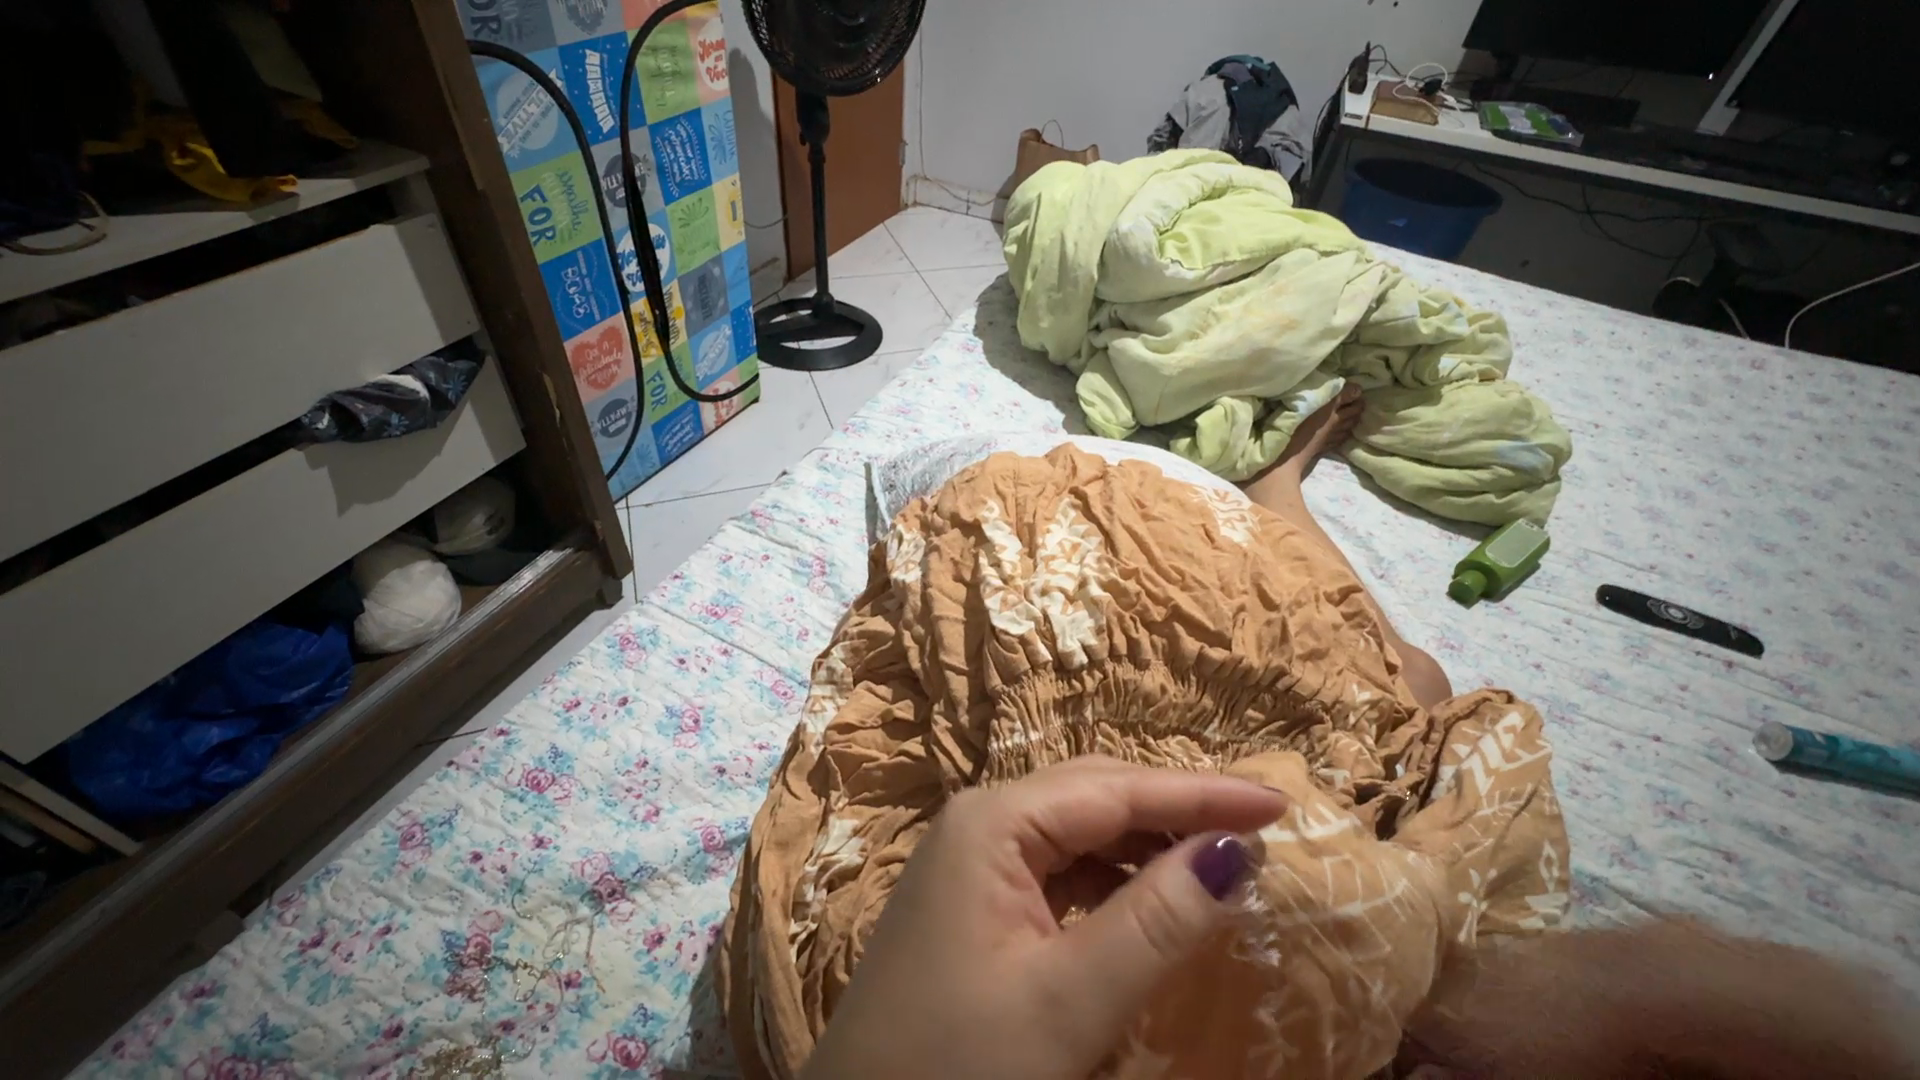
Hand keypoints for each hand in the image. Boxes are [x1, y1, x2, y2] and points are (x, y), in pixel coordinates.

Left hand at [799, 756, 1287, 1079]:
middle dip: (1175, 809)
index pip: (1116, 788)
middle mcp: (981, 820)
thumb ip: (1156, 921)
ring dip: (1146, 844)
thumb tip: (1235, 851)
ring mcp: (974, 857)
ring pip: (1078, 830)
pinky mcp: (975, 897)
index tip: (1280, 804)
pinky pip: (1058, 867)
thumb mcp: (1068, 999)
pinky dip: (1112, 878)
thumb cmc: (958, 1062)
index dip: (1201, 793)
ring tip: (1217, 865)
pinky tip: (1149, 901)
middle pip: (1095, 794)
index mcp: (994, 821)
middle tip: (1257, 830)